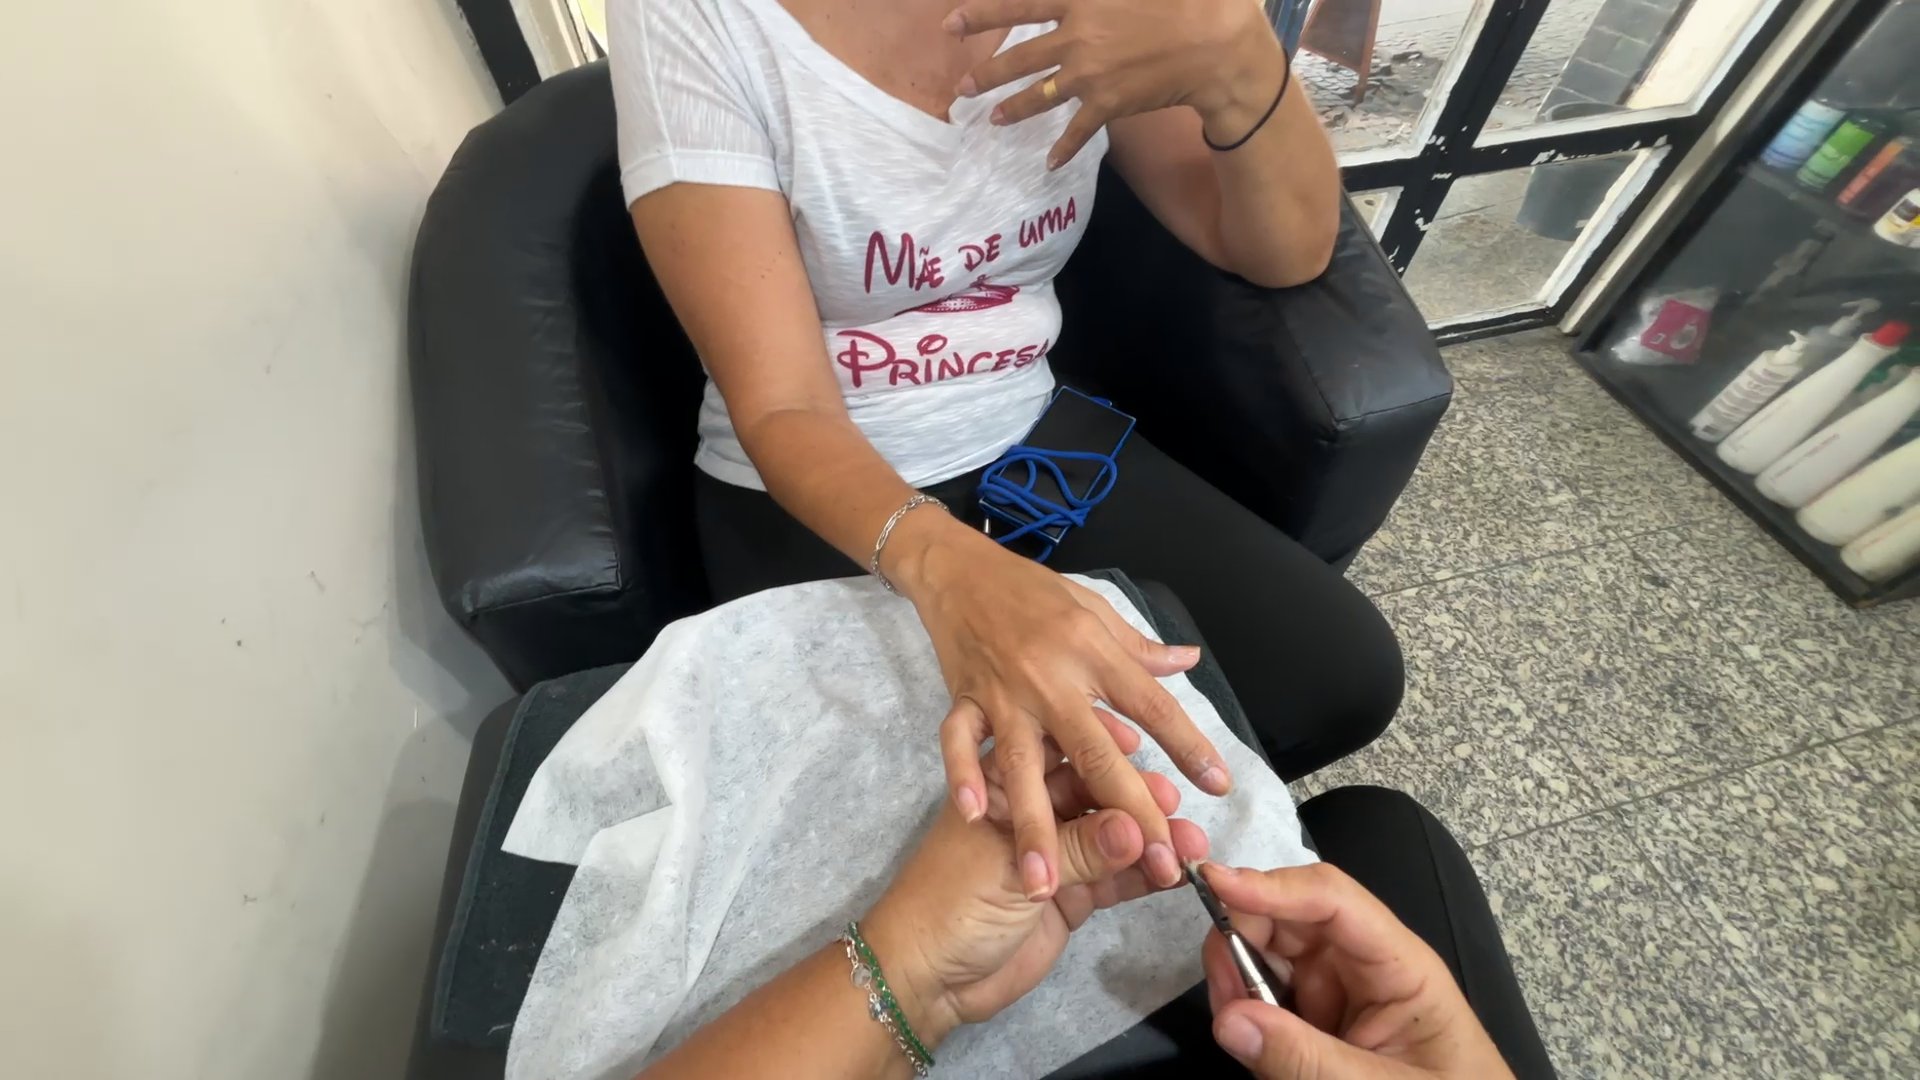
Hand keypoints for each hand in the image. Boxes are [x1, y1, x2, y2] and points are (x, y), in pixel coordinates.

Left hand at [862, 741, 1209, 1044]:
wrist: (927, 976)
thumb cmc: (953, 898)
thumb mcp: (1014, 866)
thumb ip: (1079, 849)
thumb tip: (1140, 827)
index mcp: (1006, 784)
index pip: (1058, 753)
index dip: (1098, 746)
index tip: (1141, 743)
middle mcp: (1034, 810)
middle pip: (1091, 794)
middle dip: (1132, 797)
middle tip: (1173, 801)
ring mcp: (1054, 853)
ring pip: (1108, 838)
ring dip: (1147, 840)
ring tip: (1190, 843)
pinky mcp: (1070, 895)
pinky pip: (1111, 880)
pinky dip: (1141, 877)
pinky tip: (1175, 874)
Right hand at [888, 523, 1230, 901]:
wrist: (961, 570)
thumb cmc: (1032, 588)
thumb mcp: (1092, 606)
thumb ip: (1138, 645)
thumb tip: (1189, 661)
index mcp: (1091, 649)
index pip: (1151, 704)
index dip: (1188, 746)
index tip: (1218, 787)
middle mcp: (1051, 677)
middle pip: (1097, 751)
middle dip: (1132, 811)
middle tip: (1164, 865)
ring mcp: (1003, 692)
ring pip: (1024, 764)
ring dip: (1037, 824)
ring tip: (1048, 883)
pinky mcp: (962, 697)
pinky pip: (958, 741)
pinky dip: (962, 775)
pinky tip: (975, 816)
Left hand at [946, 0, 1287, 166]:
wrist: (1209, 43)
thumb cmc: (1178, 0)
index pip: (1019, 5)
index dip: (981, 14)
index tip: (950, 23)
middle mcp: (1077, 37)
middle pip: (1019, 57)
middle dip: (986, 74)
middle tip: (962, 89)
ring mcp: (1088, 74)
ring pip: (1038, 95)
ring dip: (1012, 110)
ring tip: (993, 120)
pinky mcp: (1106, 104)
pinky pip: (1076, 132)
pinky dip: (1063, 149)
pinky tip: (1050, 163)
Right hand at [1198, 863, 1515, 1079]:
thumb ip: (1306, 1061)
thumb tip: (1224, 1020)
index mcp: (1397, 963)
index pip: (1330, 896)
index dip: (1270, 885)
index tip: (1214, 883)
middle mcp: (1359, 959)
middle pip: (1284, 915)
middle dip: (1240, 940)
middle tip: (1223, 998)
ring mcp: (1333, 985)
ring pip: (1263, 949)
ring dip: (1237, 979)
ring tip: (1239, 1033)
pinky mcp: (1313, 1012)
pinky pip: (1263, 990)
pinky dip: (1244, 1007)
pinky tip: (1251, 1043)